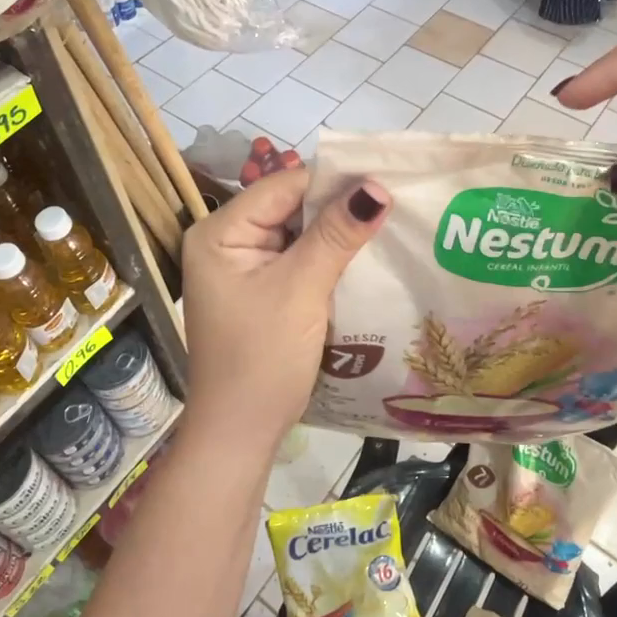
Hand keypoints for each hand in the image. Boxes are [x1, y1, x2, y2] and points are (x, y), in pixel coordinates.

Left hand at [180, 168, 389, 444]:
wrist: (240, 435)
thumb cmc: (262, 359)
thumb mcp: (301, 290)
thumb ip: (337, 234)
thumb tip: (377, 187)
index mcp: (220, 232)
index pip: (283, 186)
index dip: (333, 182)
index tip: (385, 181)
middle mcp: (227, 241)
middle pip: (292, 207)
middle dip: (339, 207)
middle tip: (395, 201)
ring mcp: (243, 268)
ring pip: (300, 233)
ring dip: (338, 234)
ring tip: (389, 223)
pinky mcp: (262, 291)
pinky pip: (300, 260)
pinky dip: (329, 258)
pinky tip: (366, 256)